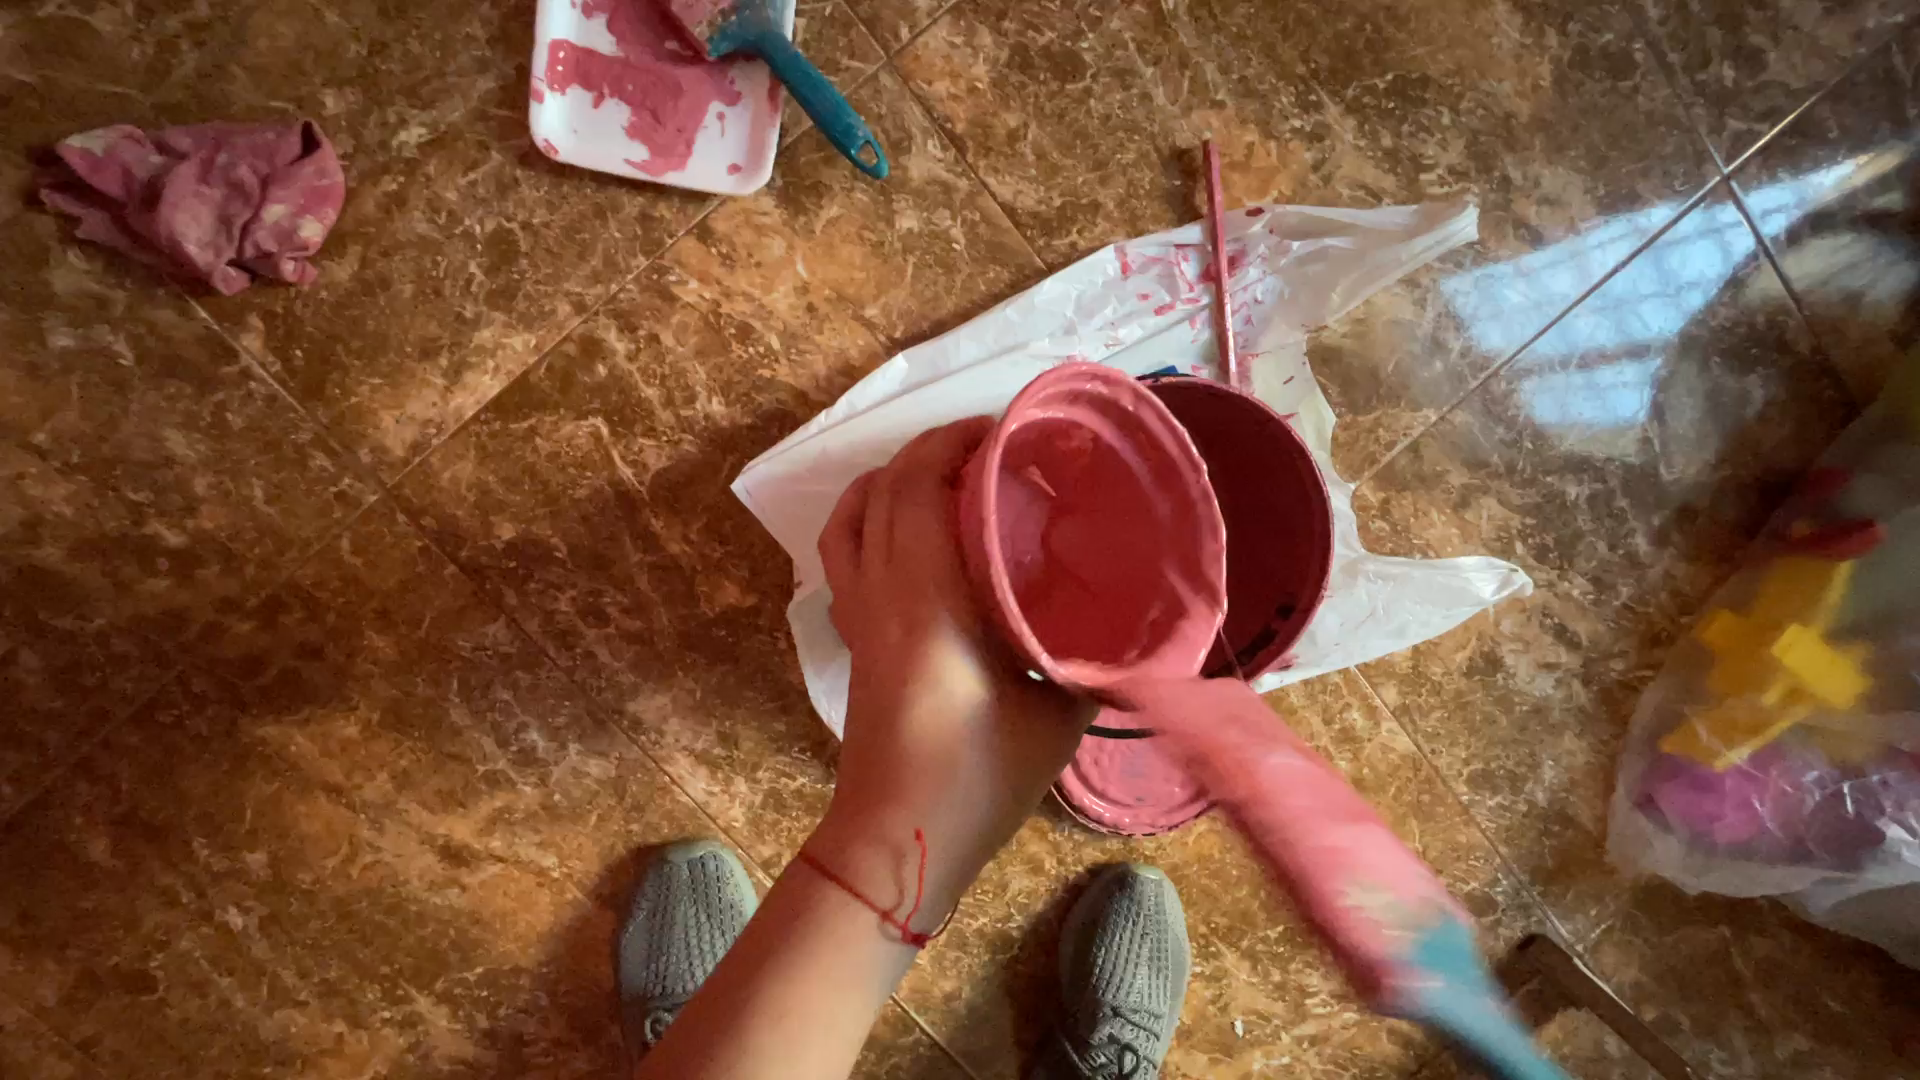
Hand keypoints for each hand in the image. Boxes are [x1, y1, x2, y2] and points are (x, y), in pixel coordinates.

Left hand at [808, 417, 1092, 928]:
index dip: (954, 444)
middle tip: (990, 451)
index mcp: (928, 600)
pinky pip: (841, 553)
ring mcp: (857, 614)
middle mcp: (881, 592)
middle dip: (931, 450)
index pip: (919, 488)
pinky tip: (905, 532)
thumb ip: (1090, 662)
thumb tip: (1124, 629)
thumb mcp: (1057, 718)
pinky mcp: (852, 636)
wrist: (896, 841)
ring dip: (891, 478)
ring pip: (850, 514)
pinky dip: (864, 519)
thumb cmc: (976, 780)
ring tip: (942, 476)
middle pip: (883, 487)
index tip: (1004, 434)